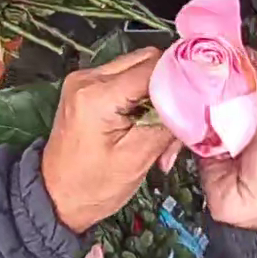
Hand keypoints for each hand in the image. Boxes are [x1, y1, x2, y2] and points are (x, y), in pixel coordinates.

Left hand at [43, 48, 179, 233]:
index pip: (154, 67)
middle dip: (170, 87)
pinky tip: (146, 124)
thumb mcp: (136, 159)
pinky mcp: (88, 87)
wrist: (55, 197)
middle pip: (147, 60)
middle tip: (180, 121)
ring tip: (162, 129)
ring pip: (139, 67)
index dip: (182, 80)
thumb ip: (166, 123)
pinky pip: (125, 79)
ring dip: (157, 94)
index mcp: (97, 94)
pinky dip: (142, 97)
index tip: (200, 100)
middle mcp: (88, 77)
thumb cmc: (91, 186)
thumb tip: (194, 101)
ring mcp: (86, 79)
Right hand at [199, 51, 256, 229]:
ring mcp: (222, 126)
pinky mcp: (201, 141)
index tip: (219, 42)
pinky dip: (184, 111)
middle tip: (196, 56)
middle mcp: (245, 112)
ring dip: (197, 88)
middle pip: (225, 80)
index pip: (254, 69)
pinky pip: (189, 119)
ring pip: (205, 96)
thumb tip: (243, 60)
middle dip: (212, 69)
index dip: (238, 54)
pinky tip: (179, 100)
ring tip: (186, 75)